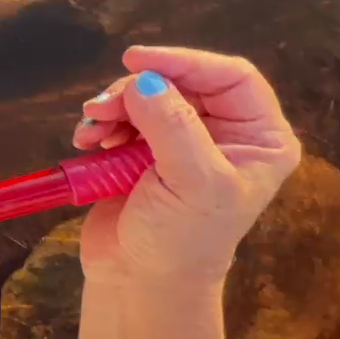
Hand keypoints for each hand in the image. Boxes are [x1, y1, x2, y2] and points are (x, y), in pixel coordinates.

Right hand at [71, 46, 300, 286]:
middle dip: (134, 92)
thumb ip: (171, 127)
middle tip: (99, 108)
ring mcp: (173, 146)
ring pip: (140, 103)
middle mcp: (218, 135)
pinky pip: (115, 125)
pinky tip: (84, 142)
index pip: (228, 78)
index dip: (183, 62)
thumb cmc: (181, 238)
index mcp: (255, 138)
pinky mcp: (133, 159)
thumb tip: (145, 82)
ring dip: (109, 111)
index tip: (134, 58)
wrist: (138, 279)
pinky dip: (96, 128)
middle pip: (177, 86)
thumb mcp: (189, 181)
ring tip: (88, 131)